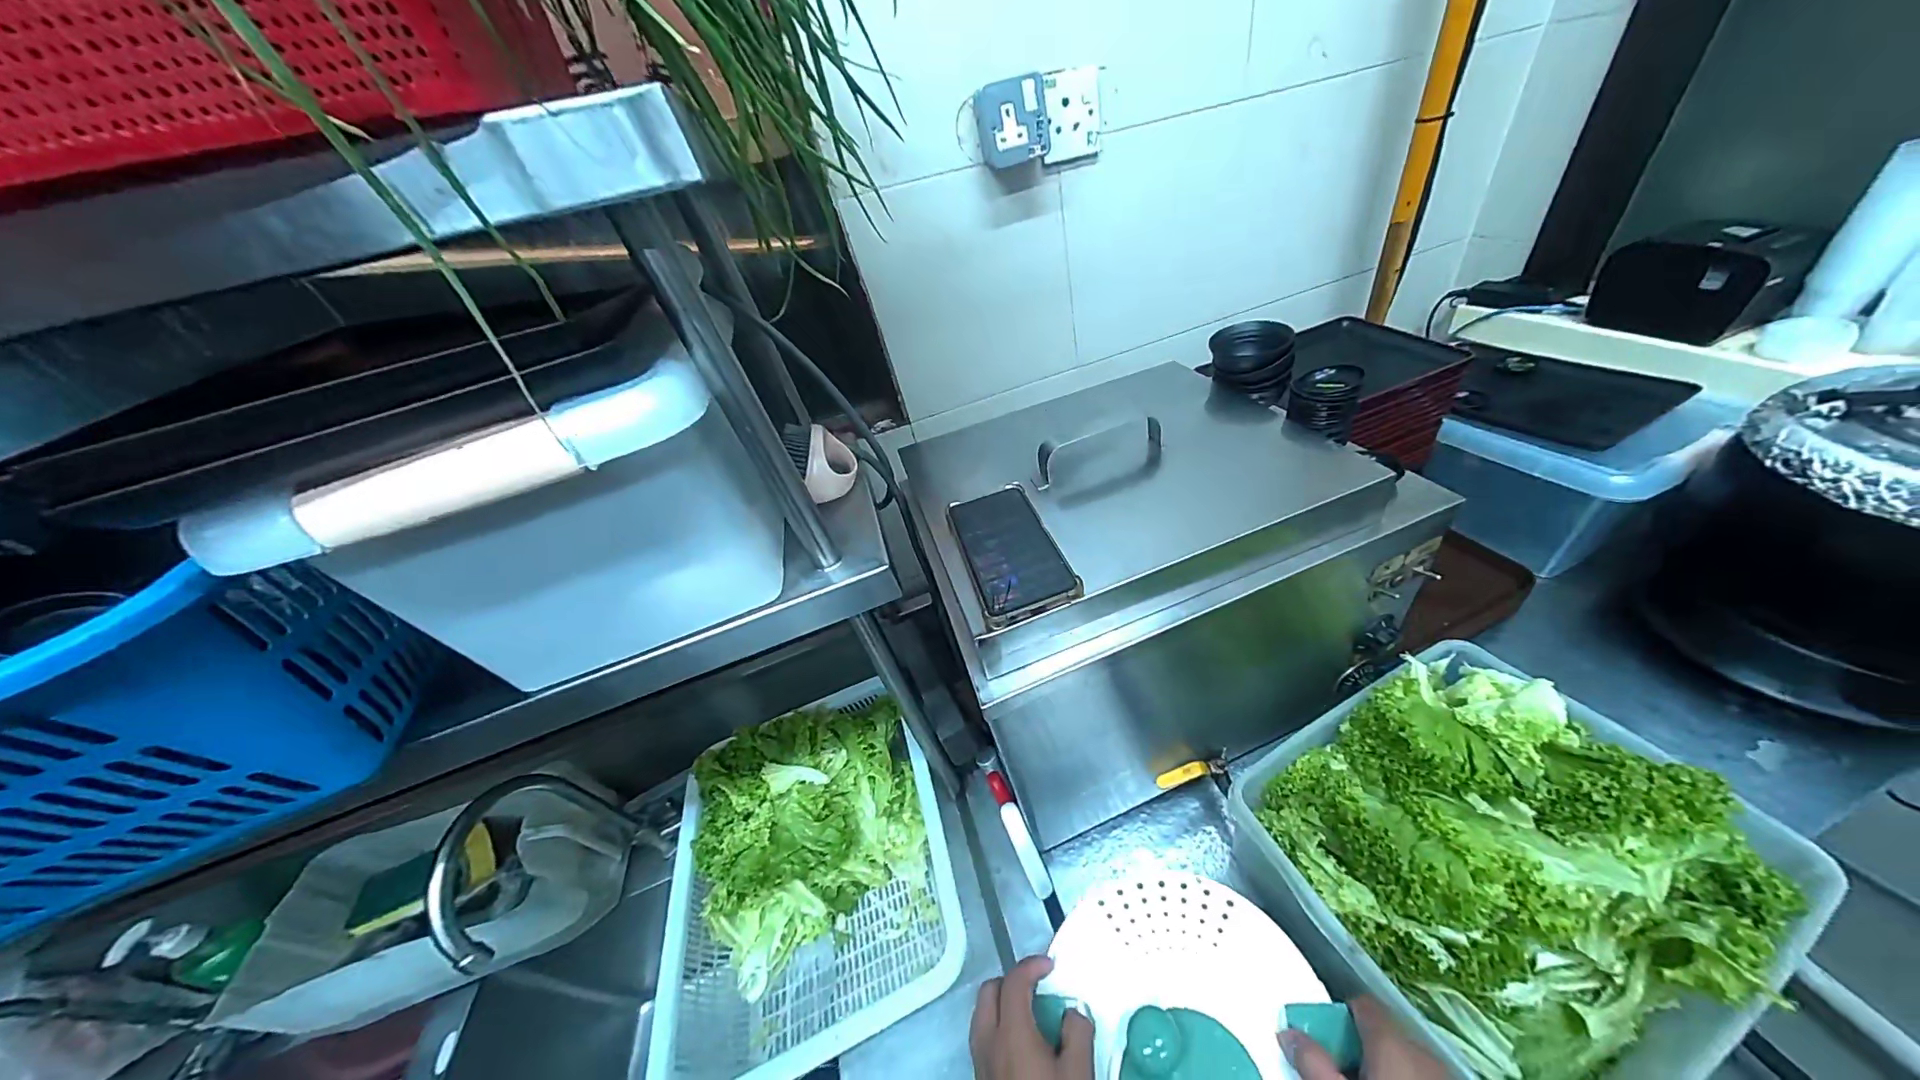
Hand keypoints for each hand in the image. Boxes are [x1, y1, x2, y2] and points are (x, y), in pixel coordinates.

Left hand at [970, 955, 1094, 1079]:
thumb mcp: (1078, 1075)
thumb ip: (1078, 1034)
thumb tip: (1073, 1012)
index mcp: (1011, 1032)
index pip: (1014, 981)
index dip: (1032, 965)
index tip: (1051, 965)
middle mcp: (987, 1040)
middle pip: (989, 990)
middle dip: (1012, 980)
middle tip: (1039, 987)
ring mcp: (979, 1061)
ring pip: (982, 1013)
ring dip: (1003, 1002)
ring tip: (1032, 1014)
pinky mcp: (979, 1078)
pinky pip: (983, 1036)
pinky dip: (999, 1025)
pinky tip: (1023, 1043)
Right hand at [1280, 996, 1448, 1079]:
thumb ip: (1311, 1061)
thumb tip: (1289, 1034)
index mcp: (1392, 1043)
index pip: (1363, 1005)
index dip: (1339, 1013)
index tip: (1321, 1035)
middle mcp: (1423, 1054)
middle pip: (1384, 1034)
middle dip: (1359, 1047)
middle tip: (1337, 1071)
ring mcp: (1444, 1079)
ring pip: (1405, 1060)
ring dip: (1382, 1069)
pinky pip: (1421, 1078)